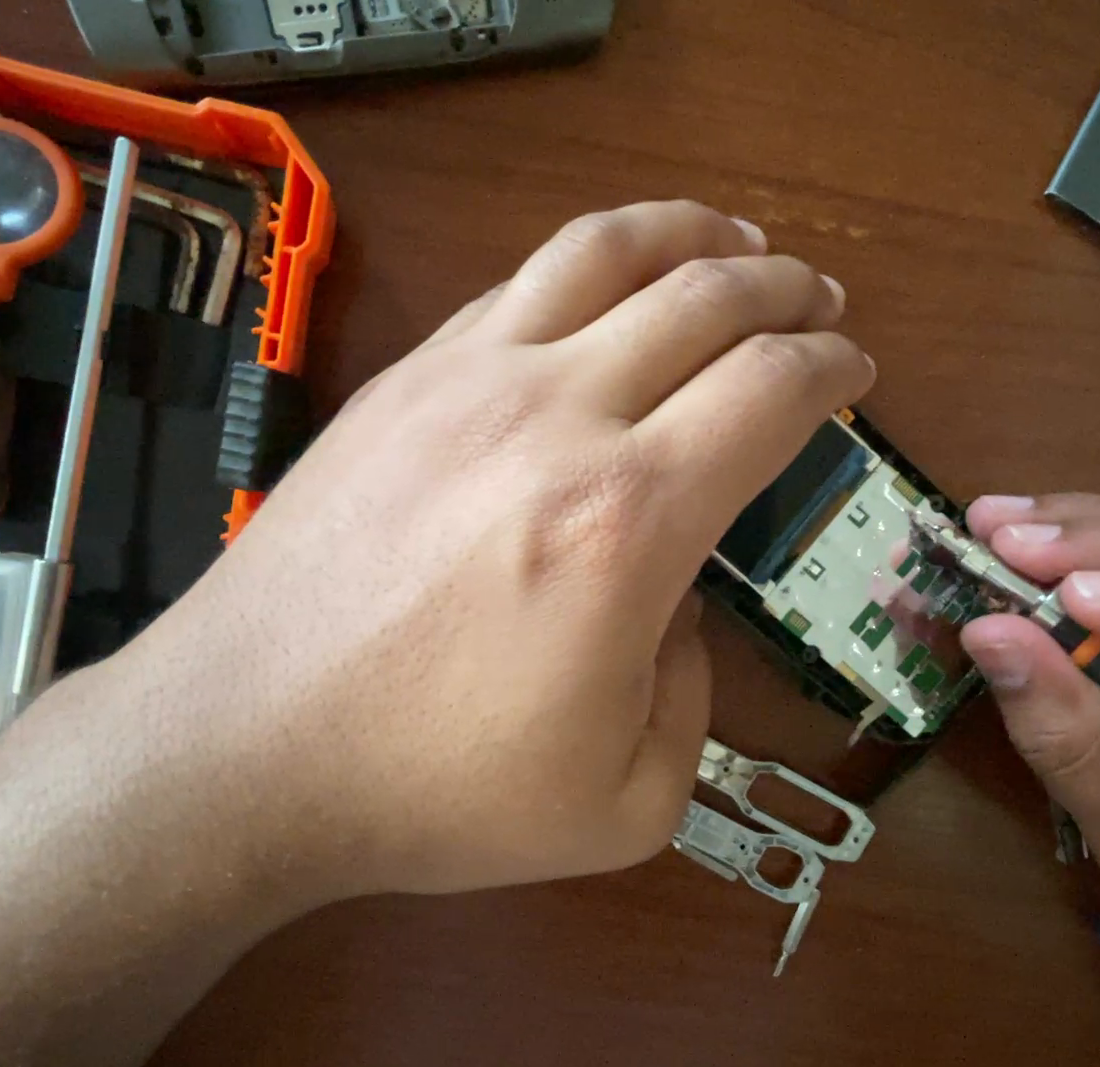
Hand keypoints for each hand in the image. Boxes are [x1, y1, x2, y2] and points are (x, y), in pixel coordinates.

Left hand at [96, 201, 871, 910]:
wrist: (243, 747)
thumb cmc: (432, 791)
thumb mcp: (626, 800)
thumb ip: (694, 695)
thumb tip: (679, 606)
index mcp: (630, 521)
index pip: (770, 391)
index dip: (832, 369)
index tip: (855, 370)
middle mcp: (557, 417)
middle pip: (706, 297)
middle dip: (787, 288)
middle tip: (819, 301)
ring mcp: (467, 380)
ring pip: (604, 250)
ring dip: (691, 234)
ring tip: (735, 242)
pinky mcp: (401, 380)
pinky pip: (515, 286)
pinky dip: (588, 267)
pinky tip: (606, 291)